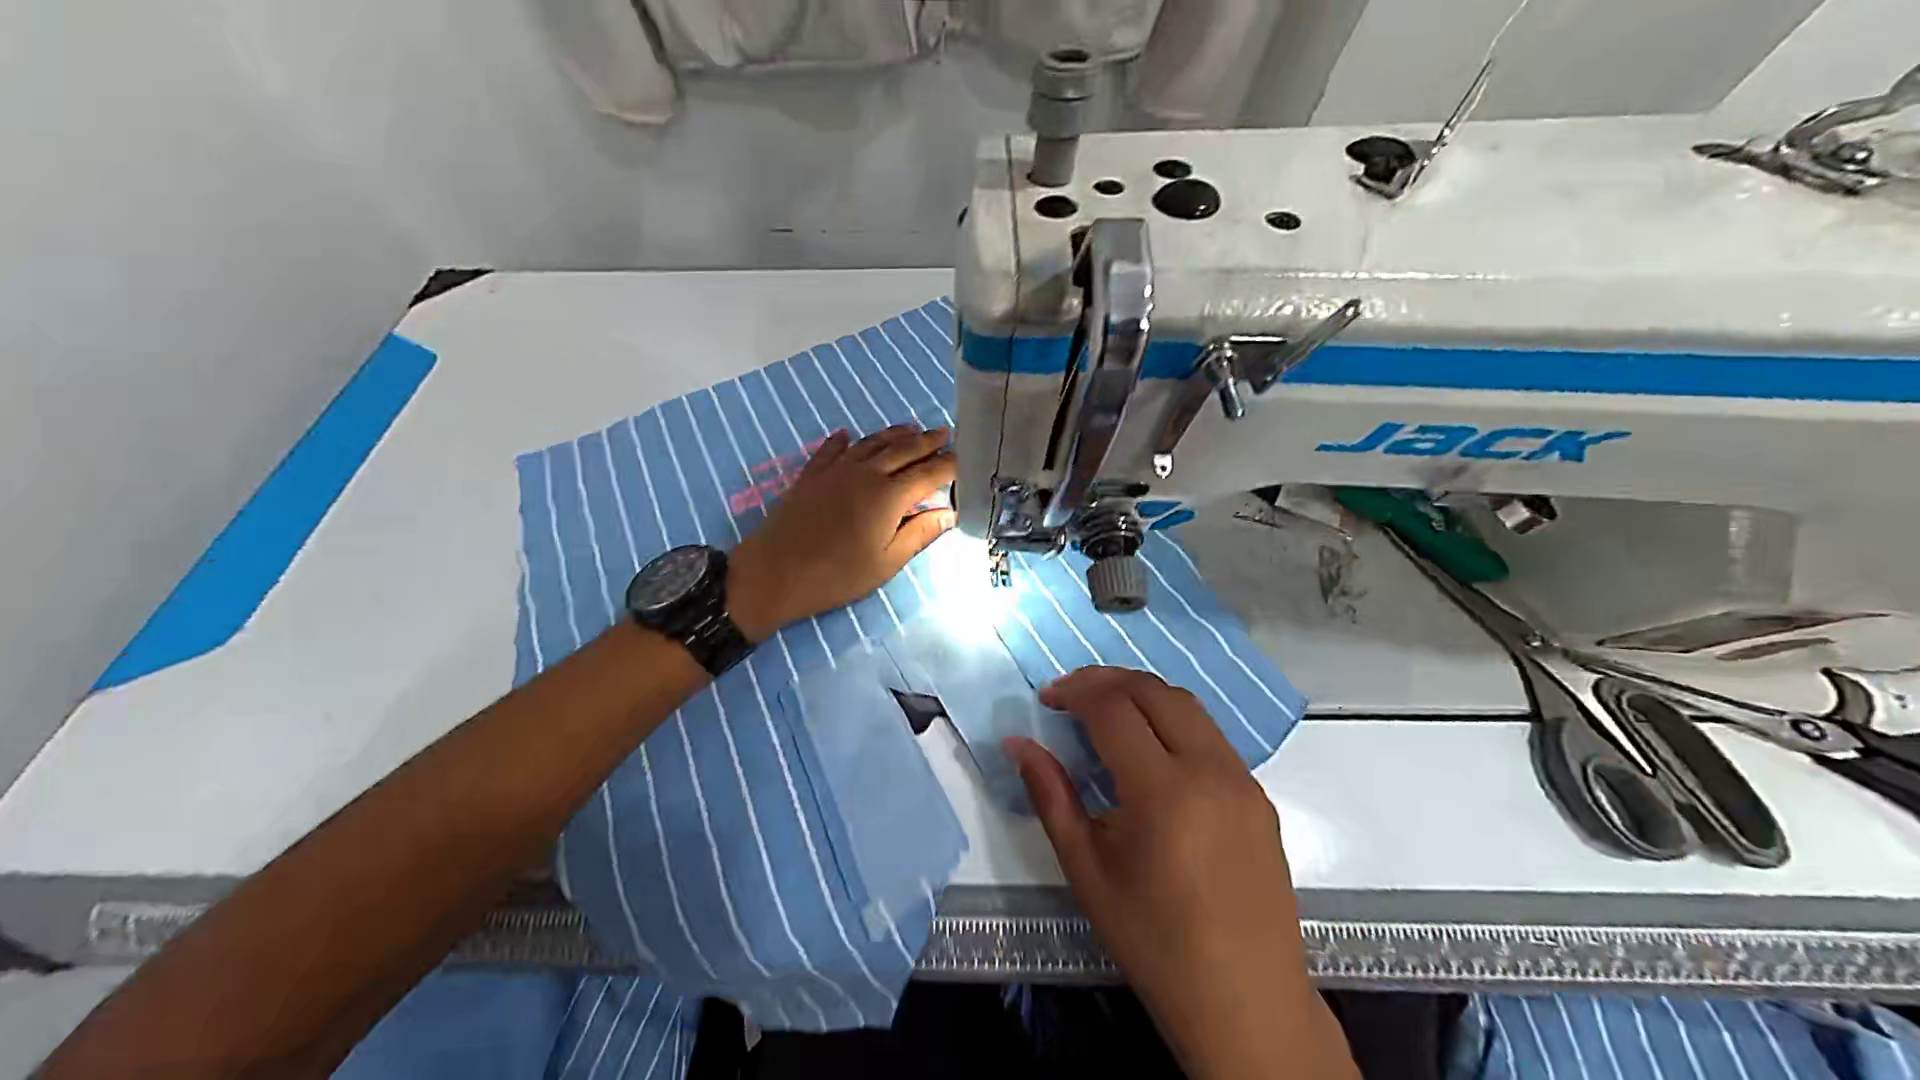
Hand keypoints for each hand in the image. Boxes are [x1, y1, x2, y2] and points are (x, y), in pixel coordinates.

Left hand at [728, 424, 955, 641]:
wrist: (774, 572)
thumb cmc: (836, 575)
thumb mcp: (886, 563)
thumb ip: (919, 534)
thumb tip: (948, 513)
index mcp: (889, 496)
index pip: (927, 474)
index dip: (947, 466)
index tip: (962, 460)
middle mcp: (866, 473)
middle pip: (902, 450)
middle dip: (926, 442)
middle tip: (944, 434)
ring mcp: (835, 471)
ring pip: (871, 443)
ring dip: (894, 434)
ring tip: (911, 429)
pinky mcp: (811, 476)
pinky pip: (831, 449)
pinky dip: (844, 440)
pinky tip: (847, 434)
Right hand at [1007, 668, 1355, 1079]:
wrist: (1245, 1001)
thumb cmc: (1153, 940)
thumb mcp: (1086, 869)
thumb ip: (1049, 795)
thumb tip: (1017, 743)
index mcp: (1163, 792)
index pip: (1114, 708)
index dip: (1075, 691)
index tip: (1047, 699)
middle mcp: (1211, 771)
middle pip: (1154, 691)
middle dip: (1106, 680)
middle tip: (1070, 696)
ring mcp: (1243, 781)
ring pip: (1188, 705)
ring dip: (1142, 695)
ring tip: (1106, 714)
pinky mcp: (1259, 796)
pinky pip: (1211, 736)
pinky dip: (1173, 722)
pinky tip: (1151, 752)